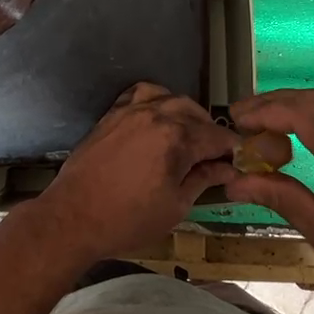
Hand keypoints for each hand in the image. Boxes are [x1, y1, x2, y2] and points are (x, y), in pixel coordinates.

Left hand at [29, 83, 239, 263]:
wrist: (74, 216)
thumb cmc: (128, 220)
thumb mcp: (175, 207)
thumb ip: (203, 180)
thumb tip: (226, 168)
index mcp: (176, 138)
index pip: (216, 136)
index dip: (231, 148)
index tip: (238, 160)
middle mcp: (156, 114)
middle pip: (195, 112)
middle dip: (209, 130)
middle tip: (214, 153)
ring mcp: (132, 110)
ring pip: (170, 97)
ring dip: (185, 112)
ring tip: (188, 134)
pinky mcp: (113, 113)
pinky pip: (141, 93)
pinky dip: (156, 99)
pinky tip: (158, 116)